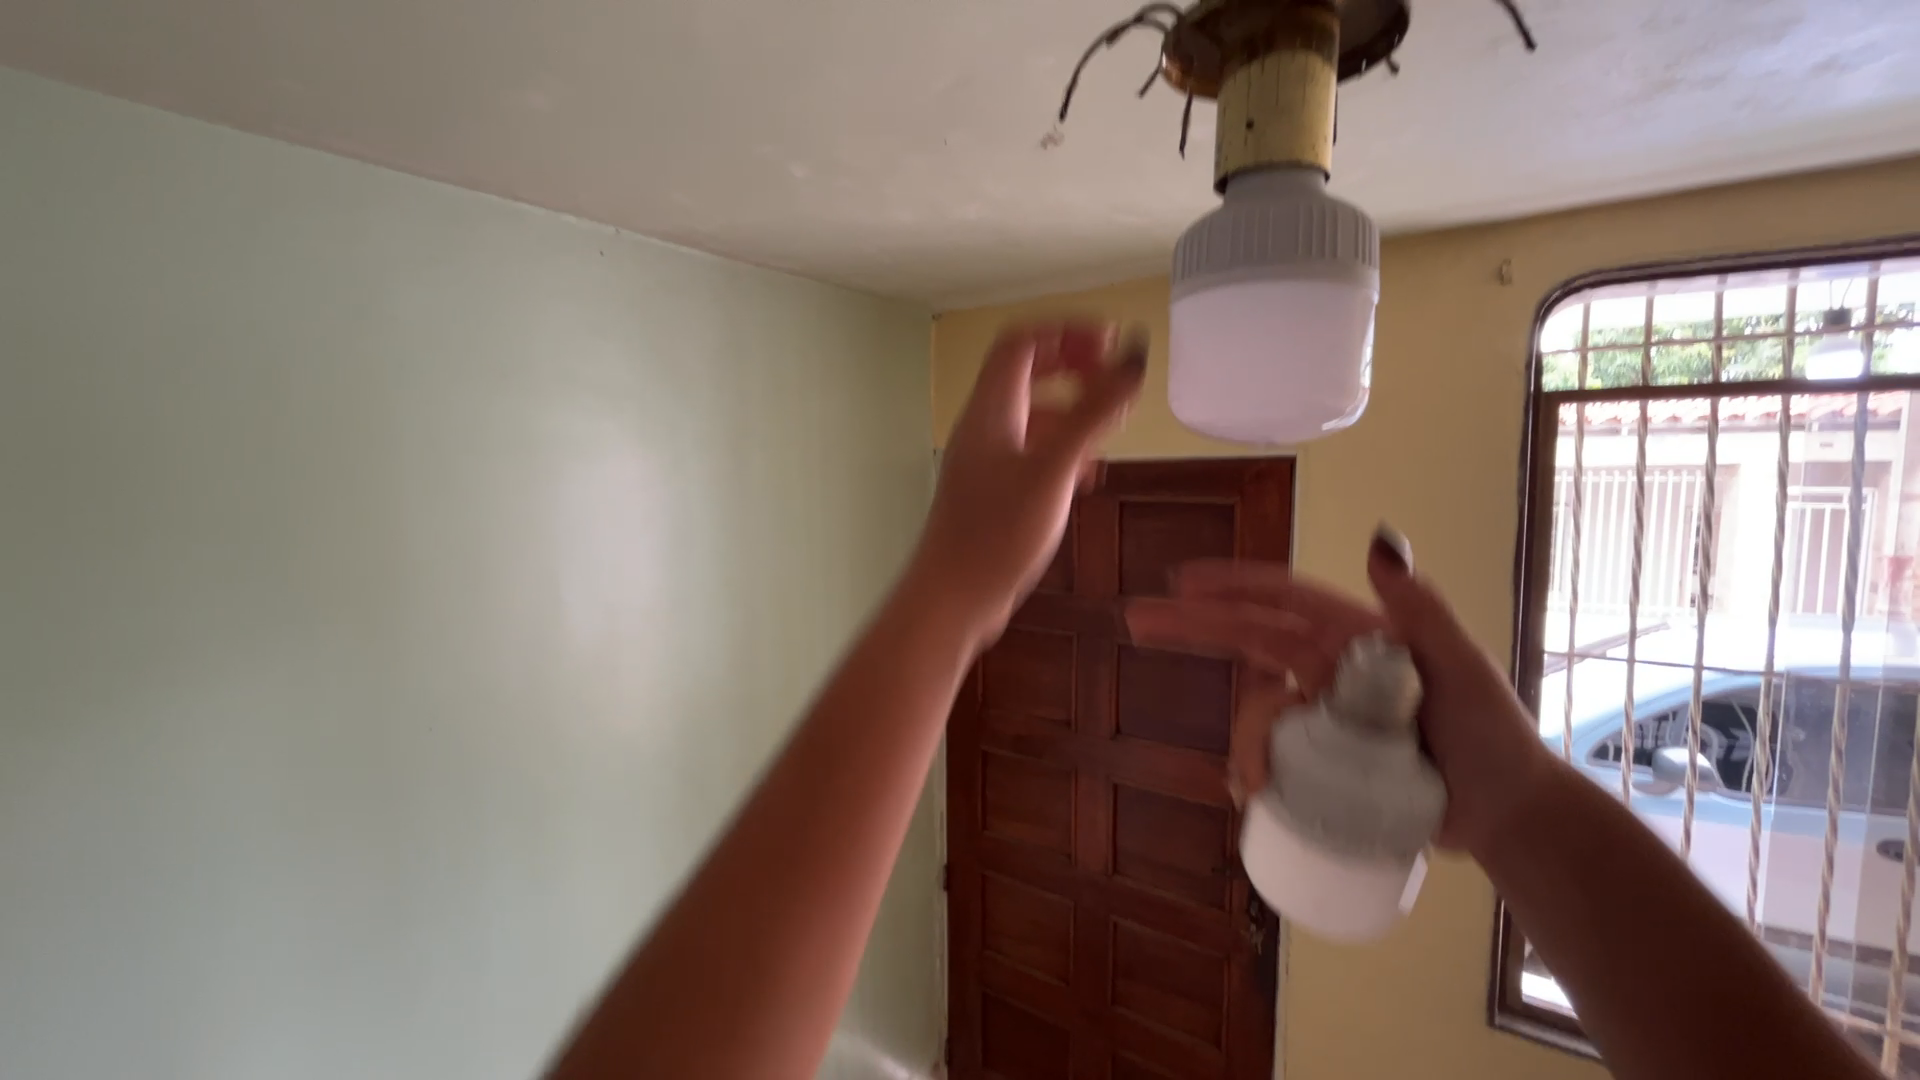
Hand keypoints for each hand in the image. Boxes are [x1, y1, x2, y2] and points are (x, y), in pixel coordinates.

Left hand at [910, 321, 1145, 646]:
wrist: (953, 598)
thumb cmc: (997, 534)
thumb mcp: (1054, 468)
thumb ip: (1094, 412)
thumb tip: (1132, 357)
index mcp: (991, 411)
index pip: (1022, 342)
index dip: (1066, 332)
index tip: (1109, 343)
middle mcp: (983, 429)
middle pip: (1026, 373)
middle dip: (1073, 368)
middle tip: (1112, 379)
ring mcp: (984, 461)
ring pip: (1031, 416)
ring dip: (1071, 413)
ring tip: (1107, 432)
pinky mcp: (991, 493)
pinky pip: (1030, 453)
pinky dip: (1061, 452)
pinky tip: (1083, 479)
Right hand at [1124, 529, 1554, 857]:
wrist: (1506, 817)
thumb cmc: (1492, 736)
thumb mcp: (1461, 668)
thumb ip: (1420, 609)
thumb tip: (1379, 541)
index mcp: (1352, 635)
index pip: (1280, 598)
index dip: (1229, 585)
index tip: (1180, 580)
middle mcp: (1325, 665)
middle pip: (1243, 638)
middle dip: (1188, 627)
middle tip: (1135, 622)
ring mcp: (1316, 712)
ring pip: (1252, 711)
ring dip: (1241, 742)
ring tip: (1253, 787)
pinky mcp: (1315, 757)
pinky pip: (1265, 754)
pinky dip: (1248, 769)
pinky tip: (1248, 793)